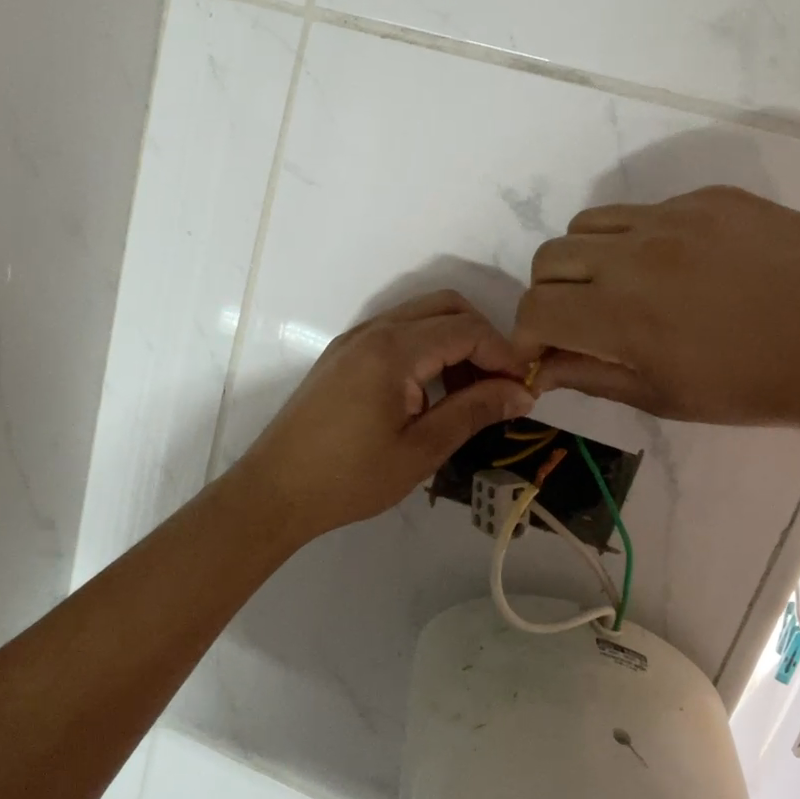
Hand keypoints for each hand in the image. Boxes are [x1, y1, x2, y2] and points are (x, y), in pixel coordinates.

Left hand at [224, 291, 534, 541]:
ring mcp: (353, 340)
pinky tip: (430, 395)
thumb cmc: (350, 478)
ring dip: (453, 342)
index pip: (466, 329)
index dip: (503, 354)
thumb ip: (474, 411)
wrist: (276, 491)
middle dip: (481, 338)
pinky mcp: (342, 355)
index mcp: (393, 349)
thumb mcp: (421, 449)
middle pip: (445, 307)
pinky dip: (425, 349)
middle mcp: (373, 330)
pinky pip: (396, 333)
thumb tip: (522, 392)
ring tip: (467, 396)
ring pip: (420, 316)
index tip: (524, 389)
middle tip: (498, 386)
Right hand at [512, 186, 799, 427]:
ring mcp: (673, 217)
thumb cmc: (759, 387)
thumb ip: (593, 376)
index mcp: (622, 315)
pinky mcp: (710, 197)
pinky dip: (640, 238)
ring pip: (588, 223)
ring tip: (624, 286)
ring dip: (587, 258)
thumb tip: (544, 365)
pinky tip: (685, 267)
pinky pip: (646, 209)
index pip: (534, 308)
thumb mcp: (666, 397)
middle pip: (549, 258)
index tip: (546, 349)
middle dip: (550, 293)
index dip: (527, 333)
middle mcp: (634, 254)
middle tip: (583, 320)